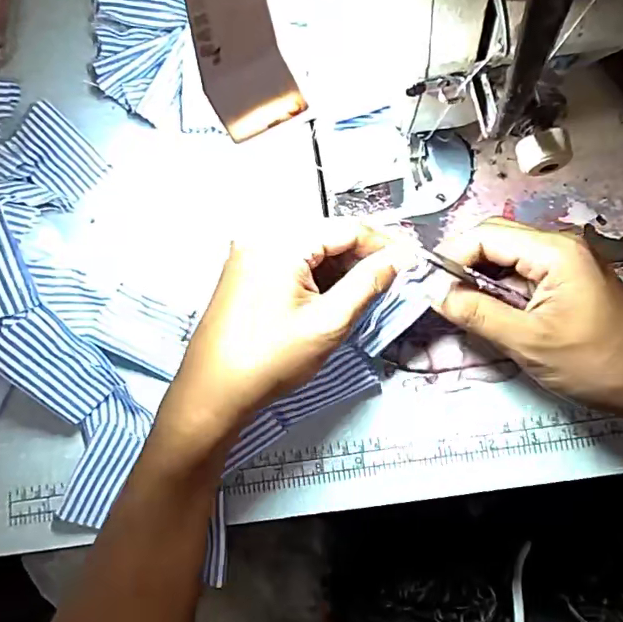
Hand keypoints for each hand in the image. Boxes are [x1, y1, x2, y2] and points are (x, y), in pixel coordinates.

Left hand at [164, 220, 396, 436]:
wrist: (213, 393)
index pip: (347, 227)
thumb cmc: (264, 362)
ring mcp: (251, 254)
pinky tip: (336, 297)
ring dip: (344, 266)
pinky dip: (321, 275)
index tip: (409, 260)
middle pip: (330, 233)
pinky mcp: (248, 272)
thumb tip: (398, 259)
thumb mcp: (330, 322)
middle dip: (364, 256)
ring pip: (314, 248)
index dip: (384, 244)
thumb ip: (369, 283)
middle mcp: (261, 239)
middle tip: (393, 277)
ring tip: (367, 293)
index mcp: (279, 242)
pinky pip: (295, 261)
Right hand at [431, 218, 622, 427]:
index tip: (425, 283)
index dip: (451, 255)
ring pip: (509, 260)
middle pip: (497, 241)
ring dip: (481, 281)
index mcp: (555, 251)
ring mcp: (567, 263)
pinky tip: (488, 313)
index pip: (487, 235)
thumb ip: (477, 313)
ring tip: (458, 309)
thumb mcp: (527, 341)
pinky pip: (525, 277)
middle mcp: (561, 246)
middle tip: (436, 297)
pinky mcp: (569, 282)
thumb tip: (436, 293)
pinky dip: (502, 292)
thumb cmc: (596, 363)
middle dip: (463, 265)